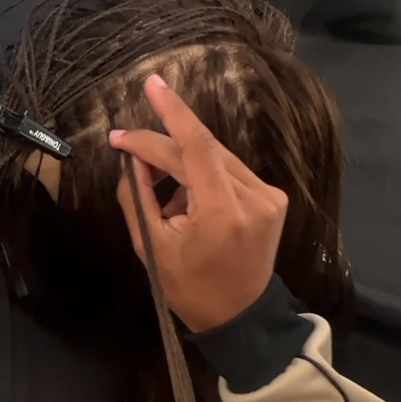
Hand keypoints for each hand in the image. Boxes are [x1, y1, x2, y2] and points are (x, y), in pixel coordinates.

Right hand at [109, 74, 287, 332]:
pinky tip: (188, 202)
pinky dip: (202, 177)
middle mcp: (253, 196)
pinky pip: (229, 172)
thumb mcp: (151, 245)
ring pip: (216, 157)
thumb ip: (138, 194)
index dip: (171, 113)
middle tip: (126, 146)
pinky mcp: (274, 198)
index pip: (196, 146)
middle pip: (204, 149)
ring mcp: (269, 196)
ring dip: (182, 164)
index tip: (150, 84)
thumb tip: (132, 156)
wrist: (239, 316)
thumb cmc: (188, 288)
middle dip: (162, 144)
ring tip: (164, 199)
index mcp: (222, 211)